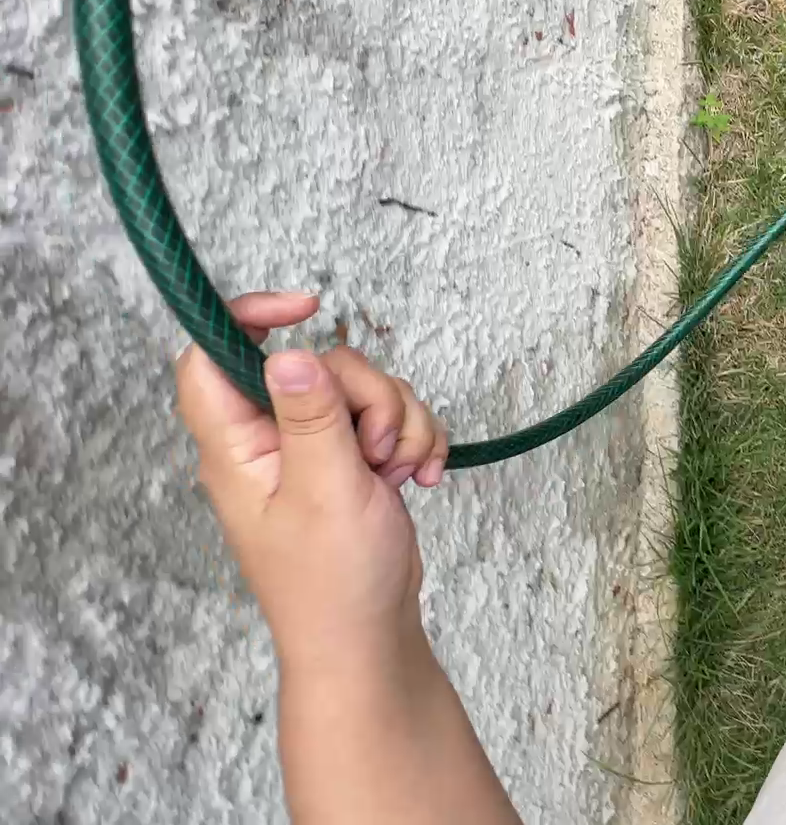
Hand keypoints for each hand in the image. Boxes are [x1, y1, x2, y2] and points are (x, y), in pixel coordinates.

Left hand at [174, 291, 448, 667]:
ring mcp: (322, 449)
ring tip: (403, 473)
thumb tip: (291, 353)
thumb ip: (310, 420)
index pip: (217, 360)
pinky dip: (422, 442)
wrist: (369, 622)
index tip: (310, 304)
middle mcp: (276, 440)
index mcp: (240, 446)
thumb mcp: (327, 490)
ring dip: (406, 426)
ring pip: (374, 394)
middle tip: (379, 451)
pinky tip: (427, 476)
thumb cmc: (333, 571)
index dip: (250, 319)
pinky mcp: (361, 460)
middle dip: (376, 399)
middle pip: (328, 370)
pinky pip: (400, 421)